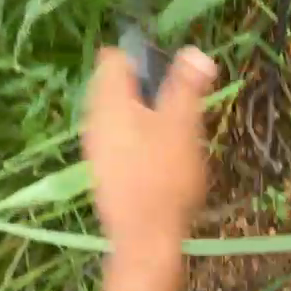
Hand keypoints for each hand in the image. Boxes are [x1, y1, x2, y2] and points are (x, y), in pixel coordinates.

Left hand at [81, 45, 218, 271]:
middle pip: (117, 88)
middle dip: (149, 94)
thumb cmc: (166, 178)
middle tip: (180, 114)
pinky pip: (120, 145)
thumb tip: (196, 53)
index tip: (173, 80)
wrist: (145, 238)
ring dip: (146, 122)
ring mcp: (95, 148)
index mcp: (110, 100)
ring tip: (175, 143)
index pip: (116, 57)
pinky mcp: (103, 174)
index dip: (144, 59)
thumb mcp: (183, 126)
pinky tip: (161, 169)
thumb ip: (187, 87)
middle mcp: (94, 119)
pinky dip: (139, 146)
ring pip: (120, 119)